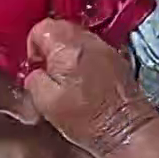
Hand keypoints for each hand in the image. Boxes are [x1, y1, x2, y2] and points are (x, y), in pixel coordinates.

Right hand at [22, 19, 158, 157]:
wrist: (125, 130)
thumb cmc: (87, 118)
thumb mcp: (46, 103)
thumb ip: (33, 80)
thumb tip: (34, 73)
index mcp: (67, 47)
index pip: (42, 27)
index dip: (33, 47)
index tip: (37, 67)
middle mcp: (88, 41)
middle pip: (60, 29)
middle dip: (50, 49)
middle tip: (50, 74)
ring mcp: (105, 48)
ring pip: (77, 38)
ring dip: (67, 54)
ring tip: (67, 79)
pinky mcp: (117, 59)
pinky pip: (93, 50)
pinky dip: (84, 60)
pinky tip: (85, 82)